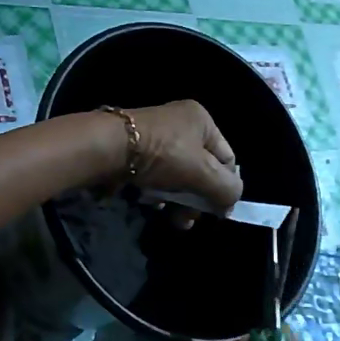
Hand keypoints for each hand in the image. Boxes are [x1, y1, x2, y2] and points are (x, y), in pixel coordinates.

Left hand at [123, 101, 242, 213]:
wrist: (108, 148)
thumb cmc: (163, 155)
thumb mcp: (203, 172)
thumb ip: (226, 189)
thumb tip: (231, 204)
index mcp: (203, 121)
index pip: (228, 159)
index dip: (225, 187)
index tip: (216, 212)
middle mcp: (182, 124)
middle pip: (203, 170)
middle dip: (197, 199)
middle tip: (187, 220)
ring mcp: (158, 137)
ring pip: (180, 177)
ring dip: (178, 199)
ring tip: (169, 215)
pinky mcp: (138, 151)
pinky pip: (159, 176)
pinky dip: (158, 192)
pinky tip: (151, 203)